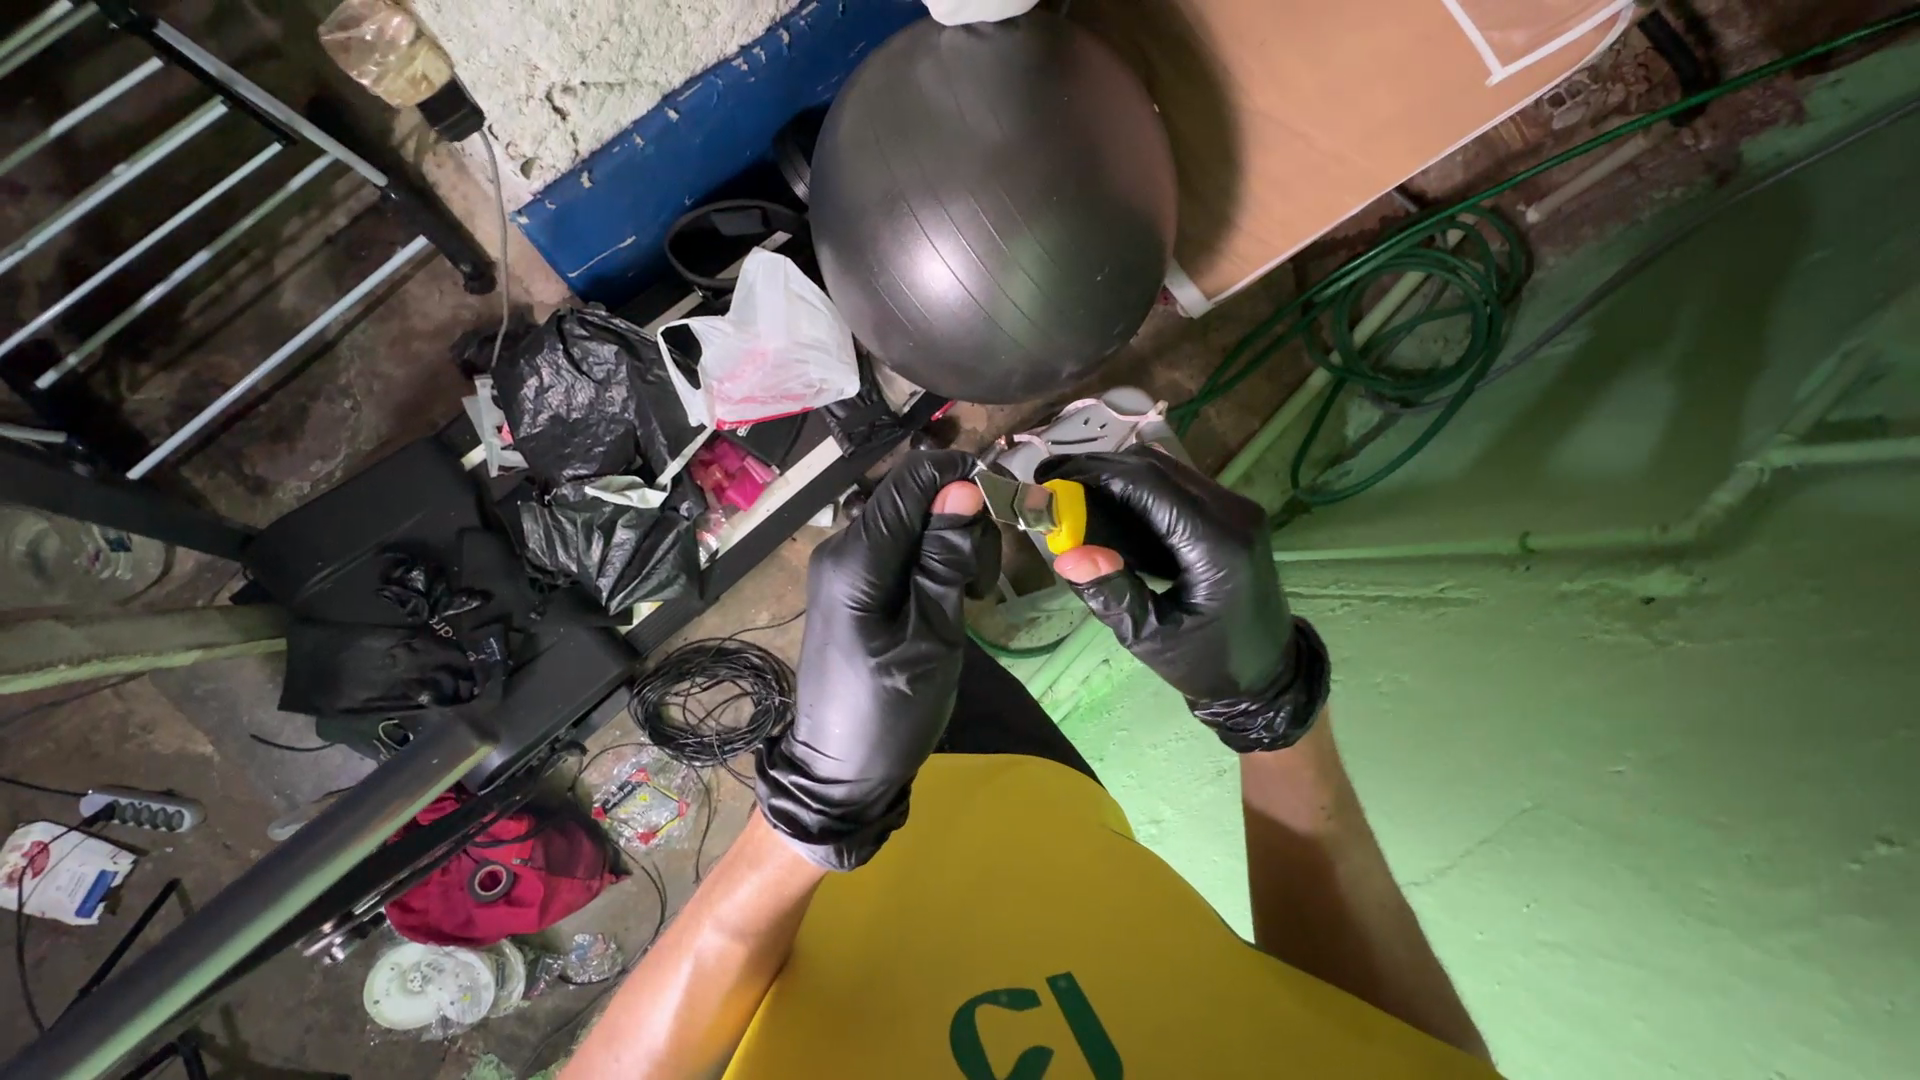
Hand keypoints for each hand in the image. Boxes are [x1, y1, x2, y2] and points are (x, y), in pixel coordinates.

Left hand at [756, 450, 998, 869]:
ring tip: (970, 598)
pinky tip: (947, 600)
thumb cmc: (892, 712)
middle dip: (961, 521)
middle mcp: (842, 548)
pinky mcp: (851, 585)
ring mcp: (843, 567)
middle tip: (985, 583)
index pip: (912, 480)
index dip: (963, 478)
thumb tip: (964, 487)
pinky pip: (898, 550)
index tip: (1009, 509)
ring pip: (910, 522)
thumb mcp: (932, 637)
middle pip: (913, 497)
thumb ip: (944, 558)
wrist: (840, 770)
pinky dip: (931, 563)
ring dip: (950, 545)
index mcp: (856, 558)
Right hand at [1037, 447, 1329, 752]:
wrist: (1267, 673)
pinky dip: (1137, 490)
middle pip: (1156, 468)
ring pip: (1166, 470)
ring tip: (1072, 494)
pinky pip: (1176, 486)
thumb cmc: (1208, 663)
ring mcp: (1236, 509)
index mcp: (1217, 544)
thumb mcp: (1151, 637)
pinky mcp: (1231, 514)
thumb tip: (1066, 555)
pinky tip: (1106, 507)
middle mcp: (1233, 513)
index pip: (1148, 485)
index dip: (1094, 475)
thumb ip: (1111, 593)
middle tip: (1052, 483)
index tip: (1049, 479)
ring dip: (1116, 477)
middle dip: (1098, 470)